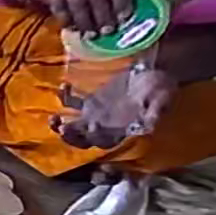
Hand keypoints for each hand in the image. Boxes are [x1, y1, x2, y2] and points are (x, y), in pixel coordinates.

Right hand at [29, 0, 134, 38]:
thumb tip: (126, 19)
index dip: (121, 2)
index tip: (124, 19)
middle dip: (103, 15)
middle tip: (107, 31)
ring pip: (79, 3)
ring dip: (86, 21)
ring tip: (91, 35)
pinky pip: (61, 8)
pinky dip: (67, 20)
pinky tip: (73, 29)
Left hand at [54, 67, 178, 150]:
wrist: (156, 72)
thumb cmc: (161, 89)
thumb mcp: (162, 100)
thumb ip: (154, 114)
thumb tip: (148, 128)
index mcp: (119, 130)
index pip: (100, 142)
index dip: (89, 140)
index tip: (85, 134)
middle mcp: (103, 126)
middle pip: (81, 138)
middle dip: (69, 136)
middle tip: (62, 126)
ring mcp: (94, 115)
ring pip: (72, 125)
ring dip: (59, 124)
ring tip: (53, 117)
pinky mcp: (90, 102)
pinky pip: (72, 103)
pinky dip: (65, 97)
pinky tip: (64, 86)